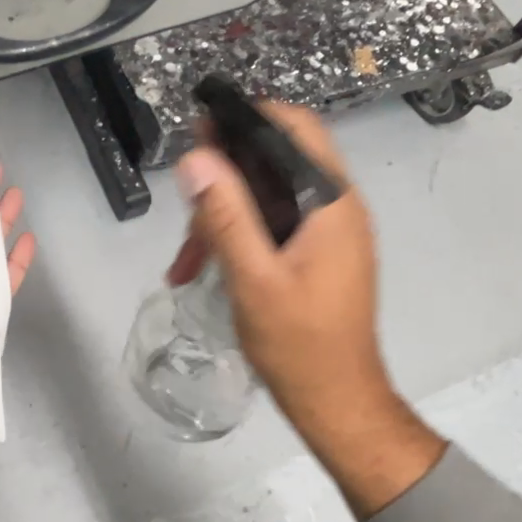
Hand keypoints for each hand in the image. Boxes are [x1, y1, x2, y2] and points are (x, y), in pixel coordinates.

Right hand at [168, 104, 442, 516]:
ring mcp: (326, 233)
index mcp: (331, 203)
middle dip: (224, 173)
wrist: (337, 404)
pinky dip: (235, 237)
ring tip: (185, 254)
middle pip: (276, 160)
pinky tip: (199, 268)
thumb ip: (225, 216)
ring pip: (267, 196)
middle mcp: (335, 208)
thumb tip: (195, 157)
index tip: (202, 127)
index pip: (296, 128)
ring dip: (222, 214)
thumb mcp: (253, 279)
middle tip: (184, 196)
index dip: (249, 116)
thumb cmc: (299, 345)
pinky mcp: (314, 255)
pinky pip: (270, 225)